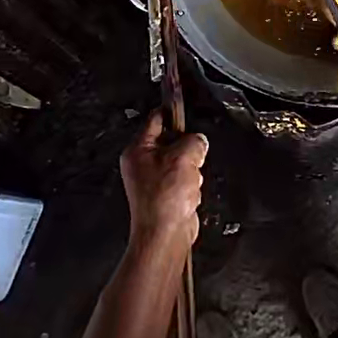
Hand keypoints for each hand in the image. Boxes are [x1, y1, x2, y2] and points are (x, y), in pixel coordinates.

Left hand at [120, 110, 207, 248]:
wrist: (166, 233)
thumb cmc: (165, 198)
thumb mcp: (185, 156)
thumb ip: (195, 140)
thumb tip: (199, 141)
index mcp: (138, 150)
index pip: (156, 119)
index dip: (173, 112)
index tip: (184, 103)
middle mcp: (141, 163)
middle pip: (173, 140)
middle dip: (188, 149)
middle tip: (190, 158)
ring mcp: (153, 179)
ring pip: (182, 160)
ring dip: (192, 168)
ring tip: (188, 182)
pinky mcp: (165, 193)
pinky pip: (185, 178)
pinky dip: (191, 184)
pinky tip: (189, 193)